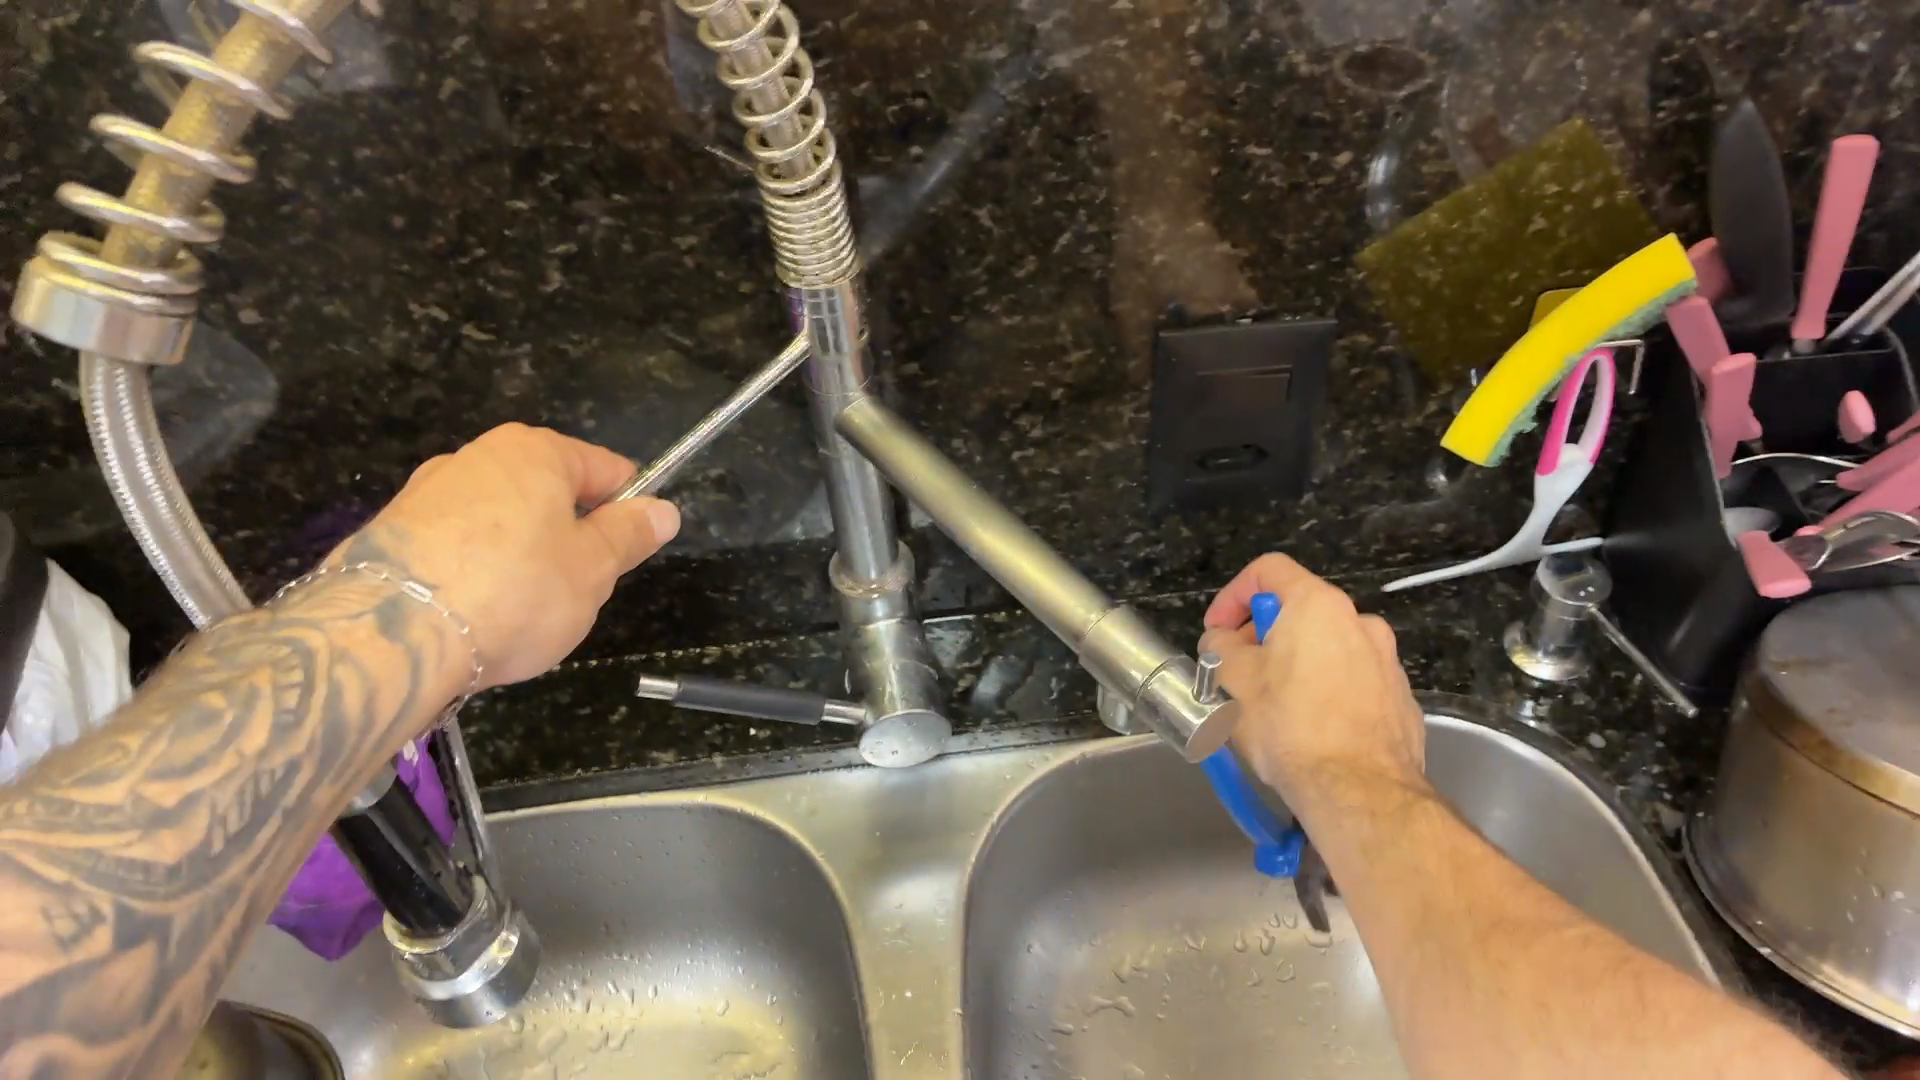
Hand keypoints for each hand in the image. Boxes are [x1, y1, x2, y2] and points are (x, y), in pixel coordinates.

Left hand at [339, 423, 679, 688]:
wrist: (390, 637)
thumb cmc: (517, 590)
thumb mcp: (595, 568)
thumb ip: (631, 535)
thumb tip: (664, 510)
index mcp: (537, 453)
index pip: (608, 469)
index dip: (629, 510)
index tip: (629, 552)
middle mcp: (478, 457)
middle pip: (553, 494)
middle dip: (573, 536)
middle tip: (578, 588)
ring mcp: (428, 492)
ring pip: (505, 521)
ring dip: (525, 555)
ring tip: (521, 608)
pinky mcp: (390, 532)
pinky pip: (459, 546)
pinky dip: (478, 571)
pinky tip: (477, 613)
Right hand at [1201, 554, 1426, 804]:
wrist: (1359, 793)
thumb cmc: (1288, 726)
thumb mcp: (1231, 680)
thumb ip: (1219, 648)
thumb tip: (1224, 644)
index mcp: (1318, 607)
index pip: (1268, 570)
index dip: (1232, 595)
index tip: (1216, 631)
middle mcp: (1360, 624)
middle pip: (1299, 612)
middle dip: (1261, 638)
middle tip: (1235, 672)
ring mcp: (1387, 664)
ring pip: (1325, 651)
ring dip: (1292, 667)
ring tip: (1267, 708)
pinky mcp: (1399, 703)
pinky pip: (1350, 685)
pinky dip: (1323, 695)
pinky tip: (1304, 732)